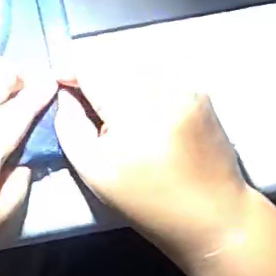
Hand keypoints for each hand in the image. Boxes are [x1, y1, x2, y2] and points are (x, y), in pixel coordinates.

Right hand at [53, 63, 261, 266]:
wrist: (215, 215)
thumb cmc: (148, 203)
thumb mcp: (95, 173)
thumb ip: (71, 127)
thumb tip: (65, 95)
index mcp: (135, 112)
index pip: (91, 67)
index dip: (70, 72)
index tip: (60, 87)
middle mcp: (163, 89)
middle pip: (114, 59)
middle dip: (94, 74)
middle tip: (85, 103)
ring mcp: (186, 87)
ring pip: (137, 63)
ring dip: (117, 77)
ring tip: (113, 108)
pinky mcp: (200, 92)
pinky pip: (159, 73)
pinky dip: (141, 83)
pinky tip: (141, 111)